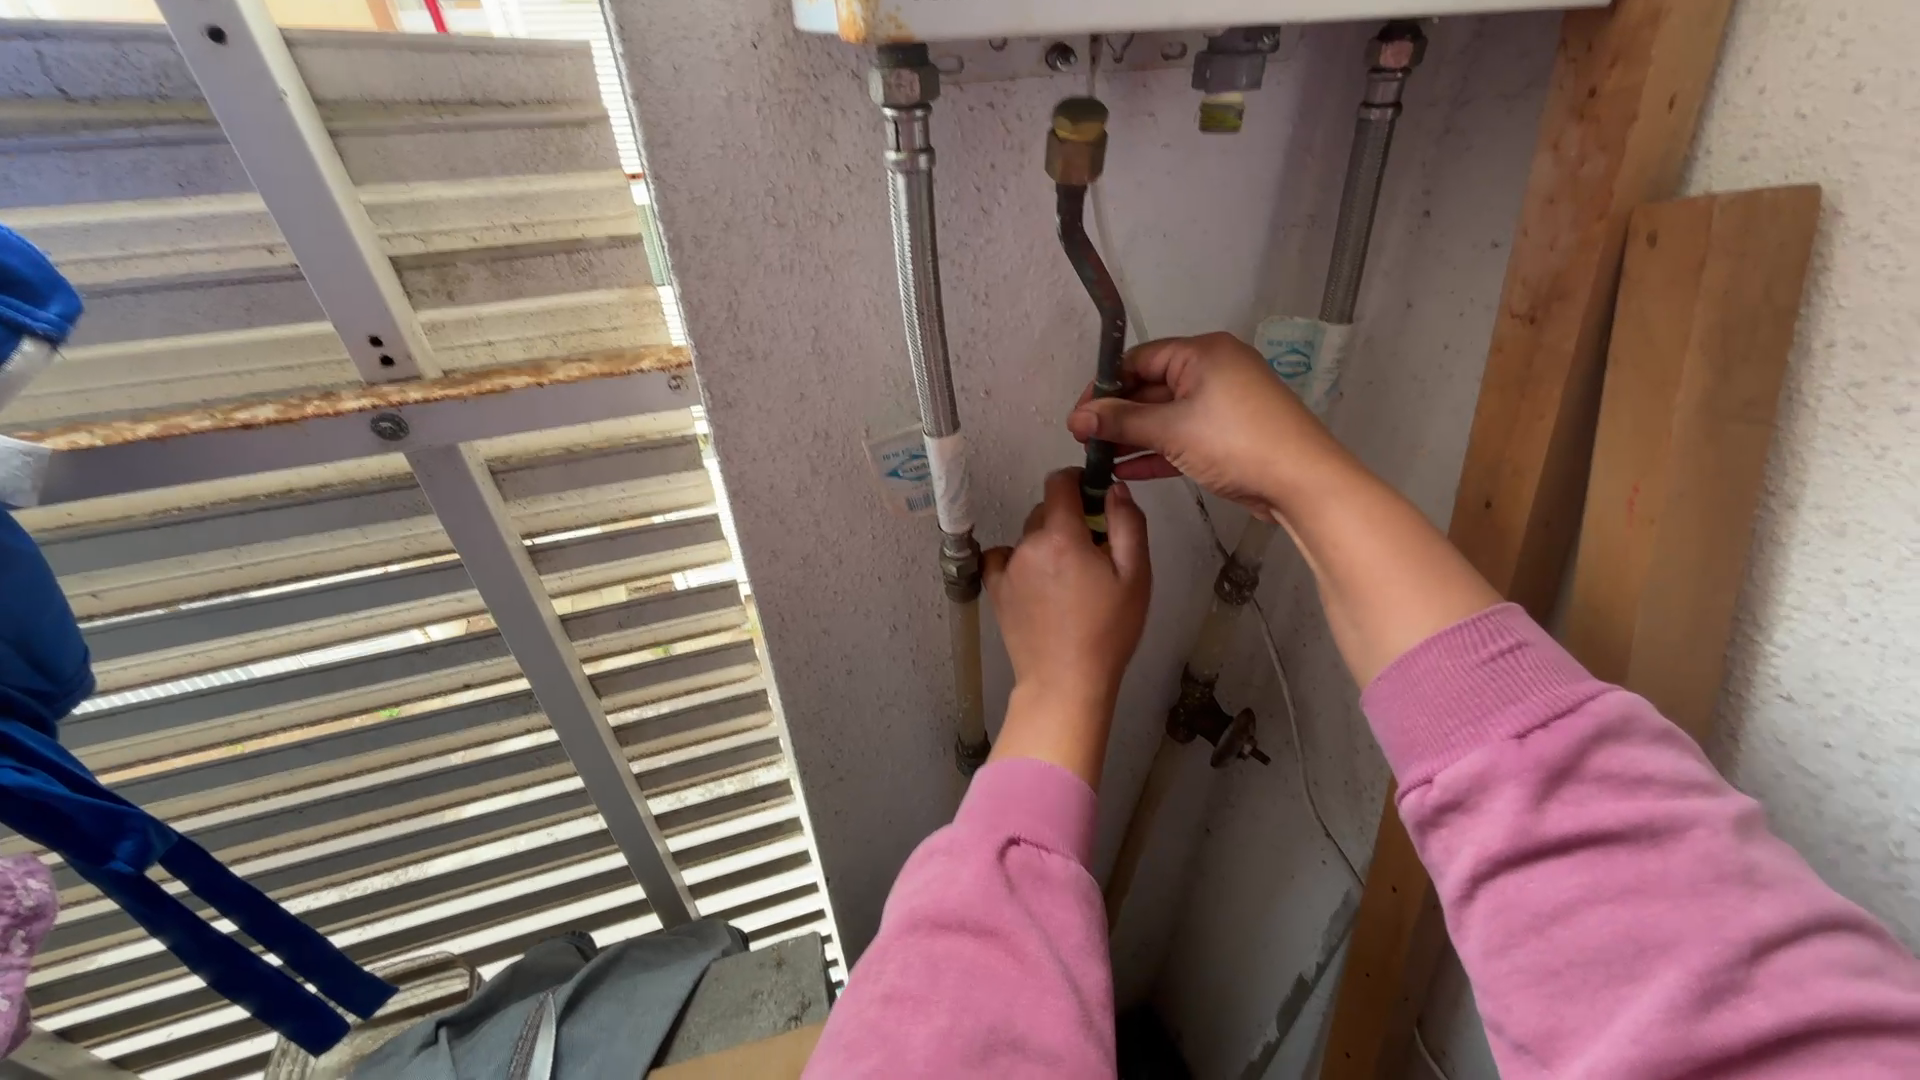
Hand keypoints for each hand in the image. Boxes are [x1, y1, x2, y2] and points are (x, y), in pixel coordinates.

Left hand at [983, 469, 1150, 788]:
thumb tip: (1114, 489)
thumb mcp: (1135, 575)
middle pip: (1045, 512)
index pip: (1059, 483)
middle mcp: (1027, 545)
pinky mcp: (995, 591)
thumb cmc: (1108, 631)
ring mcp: (1007, 568)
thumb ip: (1127, 523)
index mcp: (1061, 535)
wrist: (1066, 681)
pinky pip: (1003, 559)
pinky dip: (1019, 562)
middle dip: (1068, 521)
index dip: (1078, 482)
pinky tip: (1037, 585)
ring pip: (1027, 537)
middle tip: (1092, 554)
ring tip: (1069, 581)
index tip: (1093, 497)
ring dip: (1046, 545)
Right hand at [1067, 332, 1345, 522]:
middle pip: (1150, 388)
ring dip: (1133, 436)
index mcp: (1202, 354)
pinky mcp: (1226, 436)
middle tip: (1084, 441)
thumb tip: (1076, 419)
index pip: (1139, 360)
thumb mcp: (1172, 429)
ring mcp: (1221, 405)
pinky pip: (1181, 437)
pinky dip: (1156, 451)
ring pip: (1164, 416)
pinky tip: (1126, 470)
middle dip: (1117, 416)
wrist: (1302, 482)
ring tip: (1099, 458)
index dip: (1105, 387)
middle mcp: (1212, 371)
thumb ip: (1121, 422)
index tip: (1080, 416)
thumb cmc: (1237, 442)